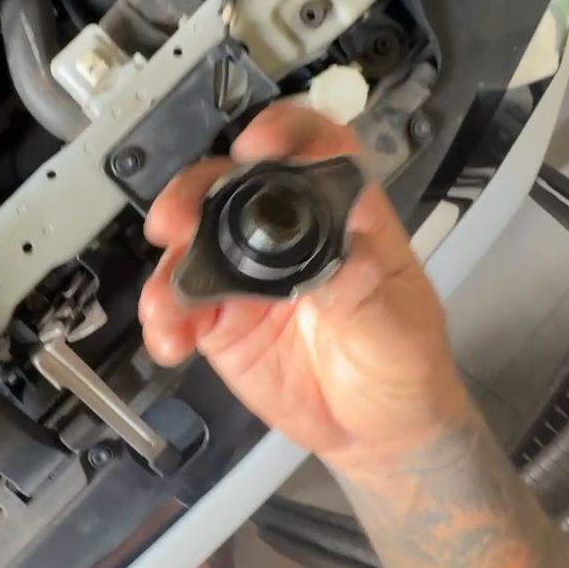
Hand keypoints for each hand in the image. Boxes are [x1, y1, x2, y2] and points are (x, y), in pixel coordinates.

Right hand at [138, 104, 467, 478]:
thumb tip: (341, 261)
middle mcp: (285, 237)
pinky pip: (179, 309)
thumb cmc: (403, 367)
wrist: (371, 433)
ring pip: (192, 246)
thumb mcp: (398, 329)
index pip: (314, 152)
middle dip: (193, 194)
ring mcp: (245, 277)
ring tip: (166, 306)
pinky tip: (170, 342)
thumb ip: (366, 294)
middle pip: (230, 188)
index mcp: (339, 220)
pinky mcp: (219, 320)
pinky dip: (165, 320)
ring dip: (168, 266)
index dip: (284, 134)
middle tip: (174, 221)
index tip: (254, 146)